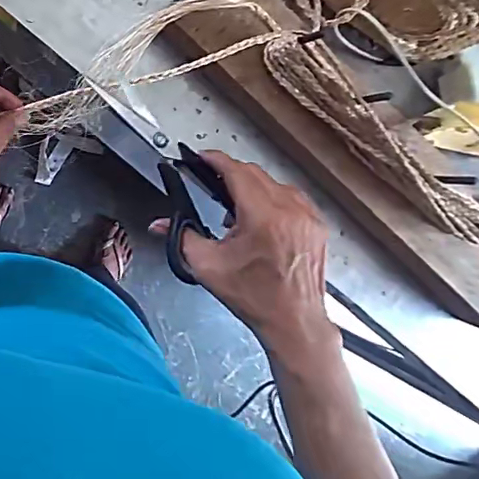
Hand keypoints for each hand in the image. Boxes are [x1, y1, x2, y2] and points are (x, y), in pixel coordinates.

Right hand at [151, 151, 331, 354]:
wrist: (293, 321)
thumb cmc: (258, 298)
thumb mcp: (208, 266)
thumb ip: (181, 237)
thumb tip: (162, 223)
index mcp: (263, 217)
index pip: (236, 172)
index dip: (215, 160)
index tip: (204, 157)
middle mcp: (290, 212)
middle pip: (254, 174)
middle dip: (230, 174)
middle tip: (212, 183)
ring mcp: (307, 217)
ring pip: (273, 183)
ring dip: (251, 188)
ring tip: (235, 211)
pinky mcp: (316, 225)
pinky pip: (291, 197)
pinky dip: (272, 199)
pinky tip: (260, 218)